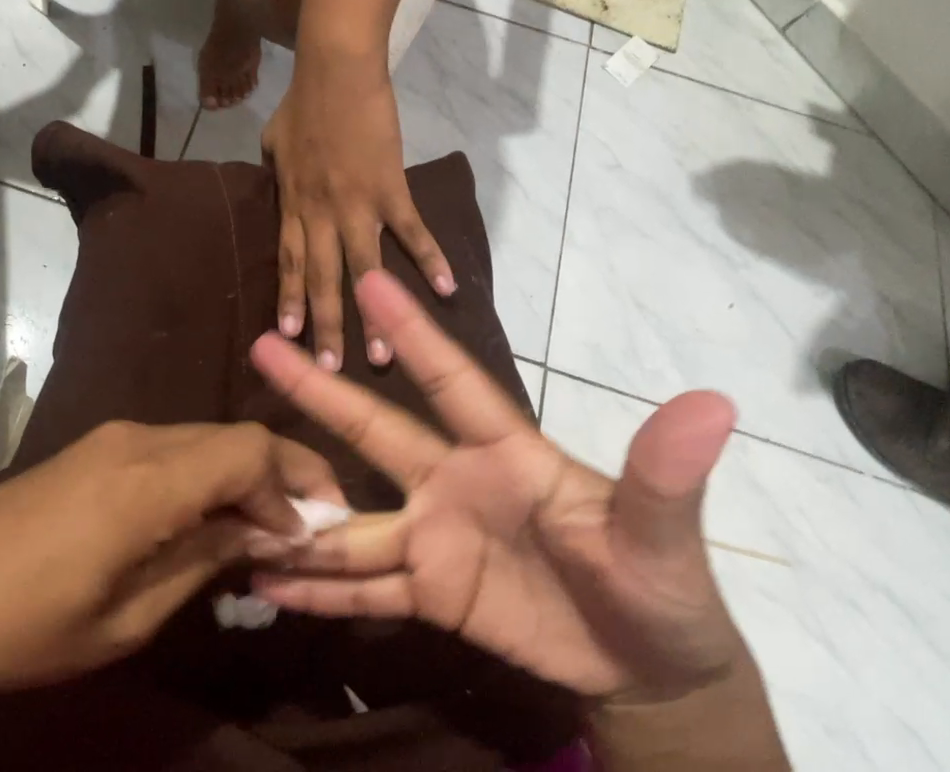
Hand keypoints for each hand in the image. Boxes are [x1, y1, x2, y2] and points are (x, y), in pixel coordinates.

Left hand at [0, 422, 345, 700]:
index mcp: (148, 480)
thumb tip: (269, 532)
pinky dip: (200, 474)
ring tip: (255, 533)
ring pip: (202, 439)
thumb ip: (206, 559)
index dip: (294, 488)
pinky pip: (166, 448)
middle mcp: (134, 439)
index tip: (307, 539)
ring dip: (239, 476)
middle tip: (301, 532)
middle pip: (233, 437)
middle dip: (278, 477)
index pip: (252, 451)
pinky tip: (200, 519)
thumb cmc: (28, 627)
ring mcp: (107, 438)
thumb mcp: (130, 615)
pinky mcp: (88, 447)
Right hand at [248, 271, 749, 705]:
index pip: (454, 384)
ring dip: (299, 512)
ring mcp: (434, 540)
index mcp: (508, 456)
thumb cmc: (660, 587)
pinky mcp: (428, 593)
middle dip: (320, 393)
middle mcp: (455, 484)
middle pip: (376, 433)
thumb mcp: (661, 538)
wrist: (647, 670)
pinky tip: (265, 580)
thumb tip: (713, 404)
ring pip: (352, 521)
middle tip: (264, 344)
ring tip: (236, 494)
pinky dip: (317, 587)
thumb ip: (665, 478)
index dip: (416, 333)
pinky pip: (364, 588)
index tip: (371, 279)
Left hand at [263, 54, 453, 371]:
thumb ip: (274, 170)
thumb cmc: (302, 103)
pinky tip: (446, 289)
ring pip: (361, 269)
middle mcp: (320, 213)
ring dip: (372, 315)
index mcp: (292, 204)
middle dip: (325, 325)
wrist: (334, 70)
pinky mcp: (390, 188)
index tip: (288, 338)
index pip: (287, 261)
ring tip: (381, 359)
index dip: (288, 299)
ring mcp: (356, 204)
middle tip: (331, 370)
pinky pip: (410, 231)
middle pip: (320, 277)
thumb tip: (274, 180)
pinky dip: (428, 258)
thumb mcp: (273, 141)